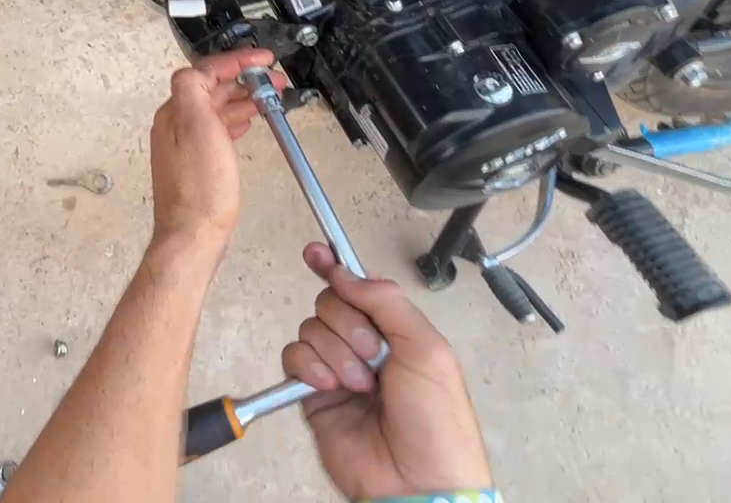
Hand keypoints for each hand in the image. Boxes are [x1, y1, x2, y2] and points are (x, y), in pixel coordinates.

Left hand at [146, 48, 276, 256]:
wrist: (193, 235)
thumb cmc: (200, 190)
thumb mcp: (198, 127)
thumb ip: (193, 90)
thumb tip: (197, 69)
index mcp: (175, 112)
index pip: (205, 71)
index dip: (236, 61)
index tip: (262, 59)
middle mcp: (175, 125)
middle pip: (211, 88)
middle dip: (244, 79)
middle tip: (273, 79)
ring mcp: (184, 144)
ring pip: (216, 108)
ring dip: (243, 98)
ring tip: (270, 98)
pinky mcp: (195, 163)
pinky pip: (217, 128)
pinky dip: (235, 119)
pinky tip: (247, 123)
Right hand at [281, 244, 493, 498]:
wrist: (416, 483)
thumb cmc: (436, 421)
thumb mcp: (428, 351)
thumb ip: (387, 302)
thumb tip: (346, 274)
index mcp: (393, 333)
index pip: (357, 288)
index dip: (334, 268)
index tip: (315, 252)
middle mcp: (362, 346)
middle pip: (330, 303)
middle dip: (348, 324)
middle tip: (372, 355)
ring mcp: (336, 368)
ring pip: (312, 328)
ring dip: (335, 352)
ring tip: (360, 386)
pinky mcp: (312, 392)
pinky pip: (294, 356)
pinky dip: (309, 366)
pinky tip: (329, 386)